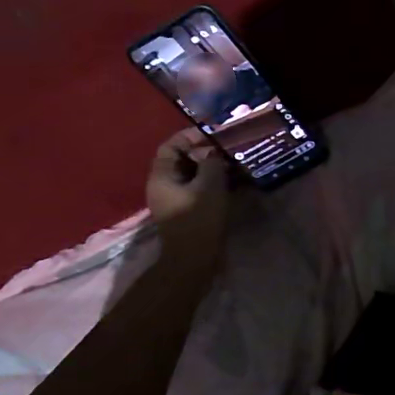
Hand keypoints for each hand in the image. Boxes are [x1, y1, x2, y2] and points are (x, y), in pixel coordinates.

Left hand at [146, 127, 229, 271]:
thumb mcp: (209, 185)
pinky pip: (198, 191)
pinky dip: (212, 185)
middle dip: (204, 153)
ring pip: (192, 176)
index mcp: (161, 176)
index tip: (212, 134)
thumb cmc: (198, 219)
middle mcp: (162, 186)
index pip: (171, 146)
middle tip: (227, 150)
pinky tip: (232, 185)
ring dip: (211, 170)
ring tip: (233, 165)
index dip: (190, 136)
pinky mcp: (185, 213)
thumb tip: (213, 154)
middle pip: (181, 160)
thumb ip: (212, 162)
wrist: (193, 261)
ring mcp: (173, 201)